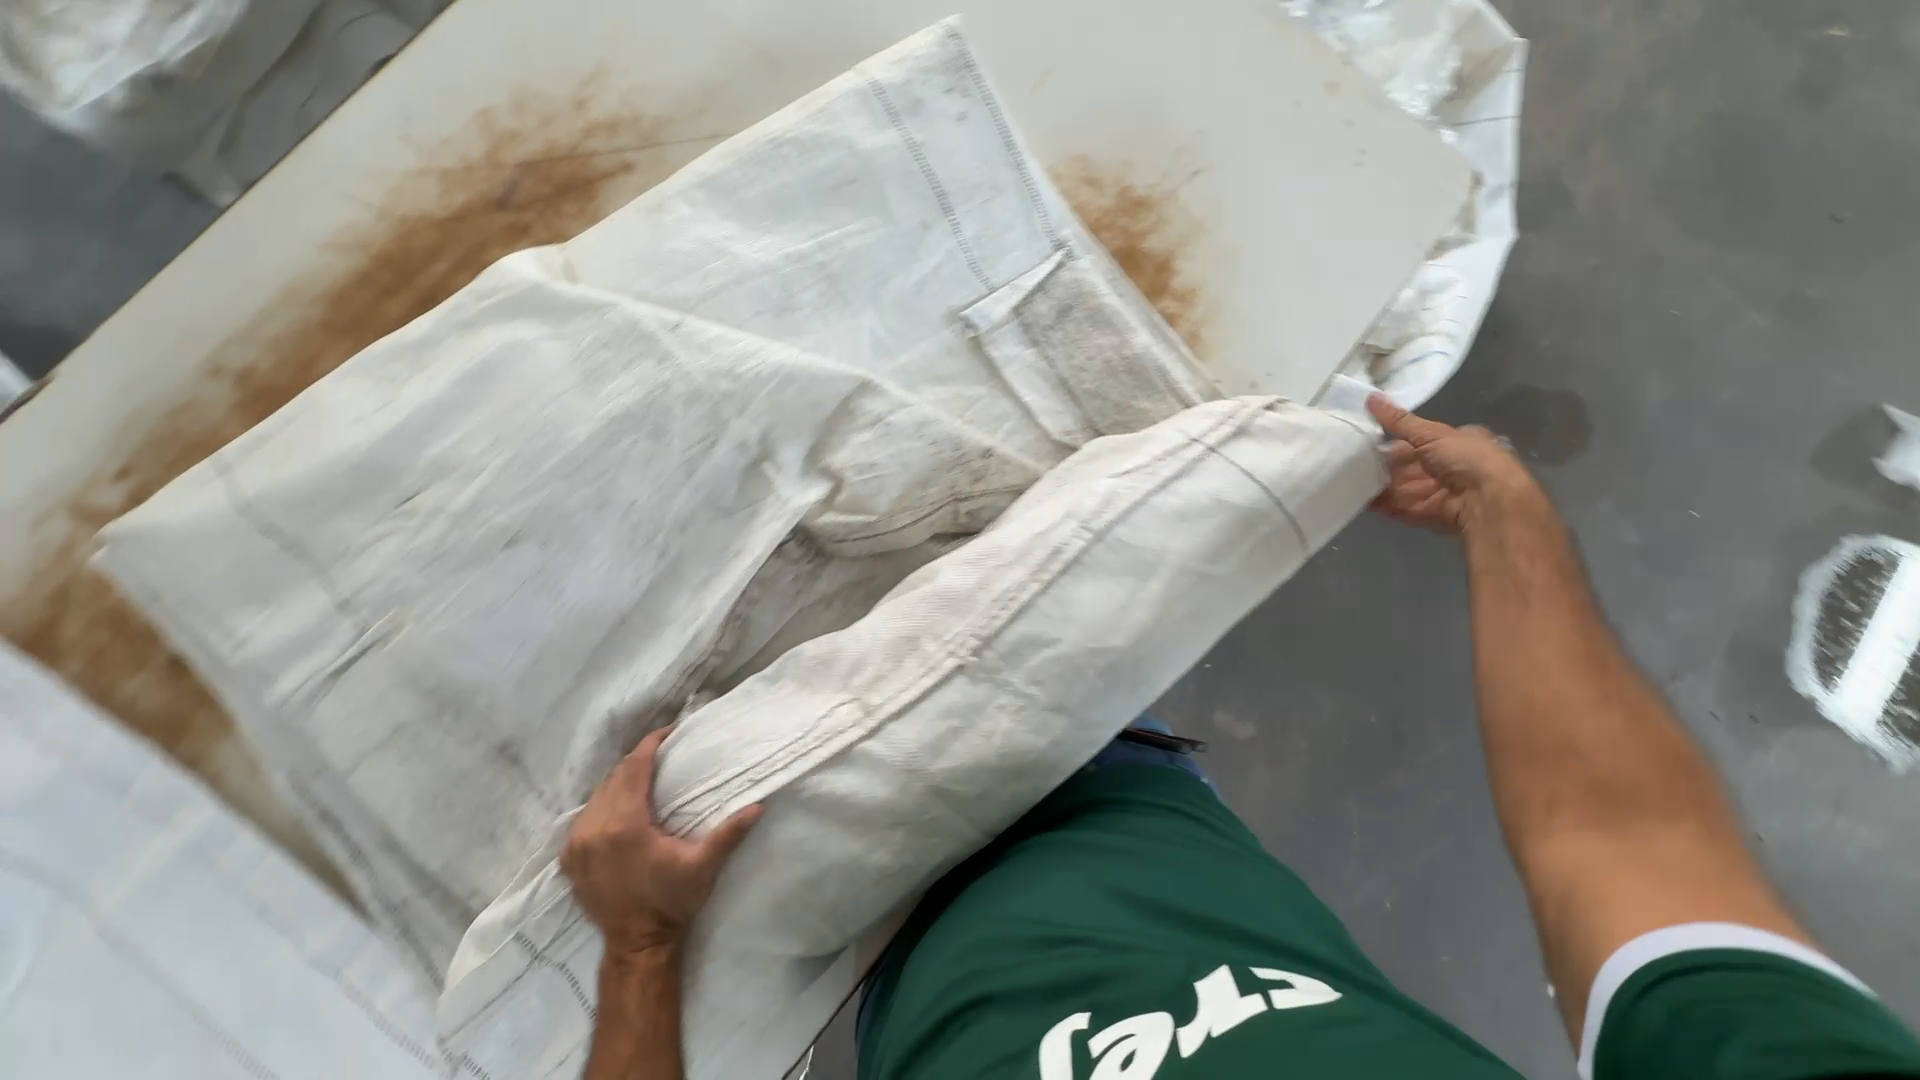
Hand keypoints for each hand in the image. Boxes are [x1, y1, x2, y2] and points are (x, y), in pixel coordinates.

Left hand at [561, 726, 761, 955]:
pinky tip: (620, 806)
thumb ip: (729, 834)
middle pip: (614, 776)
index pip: (633, 768)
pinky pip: (584, 816)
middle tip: (662, 752)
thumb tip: (759, 805)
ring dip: (619, 781)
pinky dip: (603, 804)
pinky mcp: (569, 858)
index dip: (651, 744)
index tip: (669, 732)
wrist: (636, 945)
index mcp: (624, 825)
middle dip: (638, 760)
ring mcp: (576, 844)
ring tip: (644, 776)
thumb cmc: (671, 902)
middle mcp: (594, 828)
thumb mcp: (703, 867)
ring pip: (597, 794)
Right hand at [1366, 394, 1538, 533]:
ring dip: (1377, 483)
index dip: (1394, 438)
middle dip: (1382, 464)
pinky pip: (1399, 507)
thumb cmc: (1466, 459)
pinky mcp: (1428, 513)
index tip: (1367, 438)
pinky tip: (1357, 498)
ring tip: (1346, 477)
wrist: (1487, 502)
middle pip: (1407, 464)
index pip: (1419, 438)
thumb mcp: (1431, 433)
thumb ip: (1398, 421)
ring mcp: (1438, 491)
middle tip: (1350, 459)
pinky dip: (1380, 504)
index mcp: (1456, 442)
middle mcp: (1448, 466)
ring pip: (1400, 486)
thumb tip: (1370, 396)